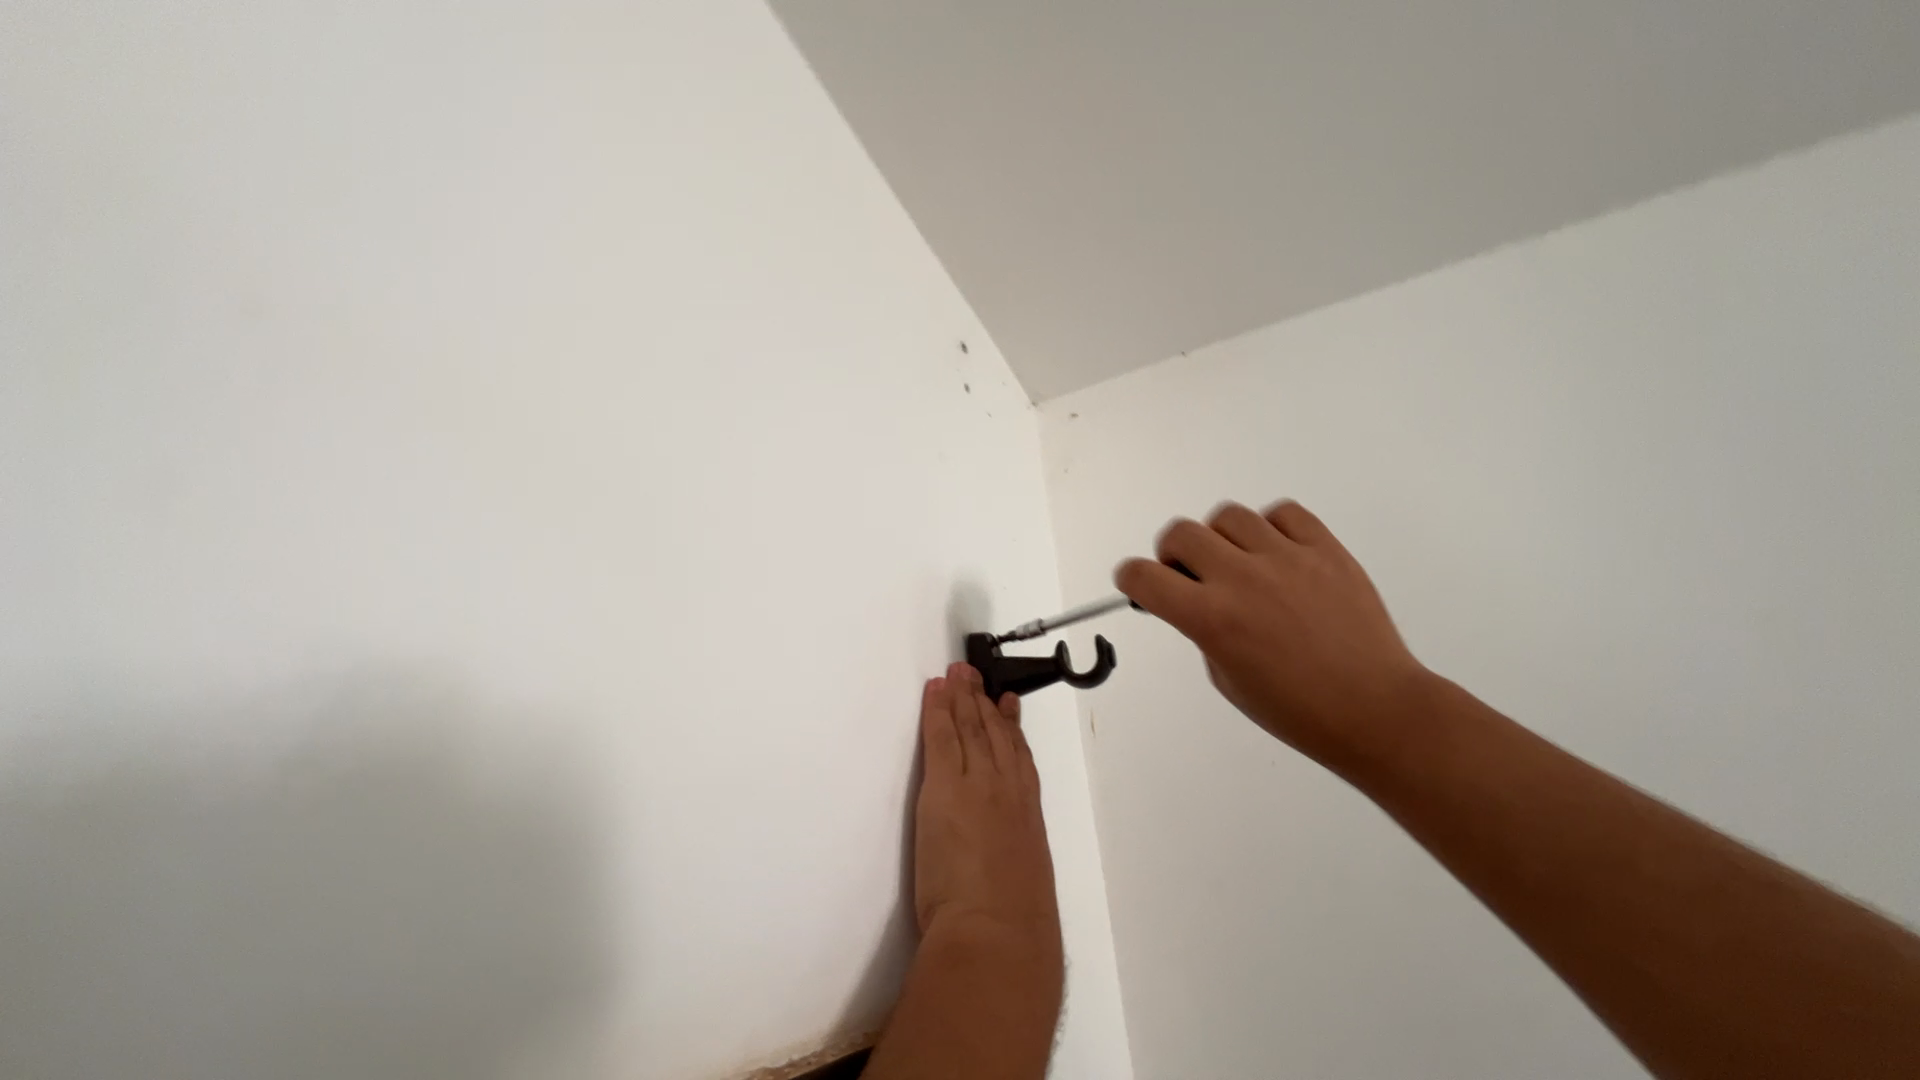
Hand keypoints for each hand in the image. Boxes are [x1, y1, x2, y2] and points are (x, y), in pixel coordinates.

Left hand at [913, 663, 1061, 953]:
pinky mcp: (943, 787)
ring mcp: (977, 784)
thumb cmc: (1014, 924)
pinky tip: (934, 691)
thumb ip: (1015, 860)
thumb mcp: (1025, 882)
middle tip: (975, 676)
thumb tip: (1007, 861)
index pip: (1019, 758)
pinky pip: (941, 737)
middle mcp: (1007, 789)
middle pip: (994, 734)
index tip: (1007, 704)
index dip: (1011, 727)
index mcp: (1027, 813)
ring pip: (970, 728)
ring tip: (957, 674)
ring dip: (962, 697)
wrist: (996, 931)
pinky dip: (937, 710)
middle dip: (983, 702)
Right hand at [1115, 500, 1428, 768]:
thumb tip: (1197, 600)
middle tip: (1189, 575)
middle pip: (1181, 534)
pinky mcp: (1326, 550)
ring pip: (1228, 516)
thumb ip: (1203, 630)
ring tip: (1238, 563)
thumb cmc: (1297, 710)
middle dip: (1173, 553)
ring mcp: (1287, 559)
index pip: (1144, 577)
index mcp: (1212, 619)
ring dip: (1220, 538)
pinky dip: (1270, 528)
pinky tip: (1277, 555)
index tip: (1138, 583)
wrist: (1375, 710)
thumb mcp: (1226, 680)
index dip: (1131, 578)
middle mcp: (1243, 579)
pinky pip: (1284, 513)